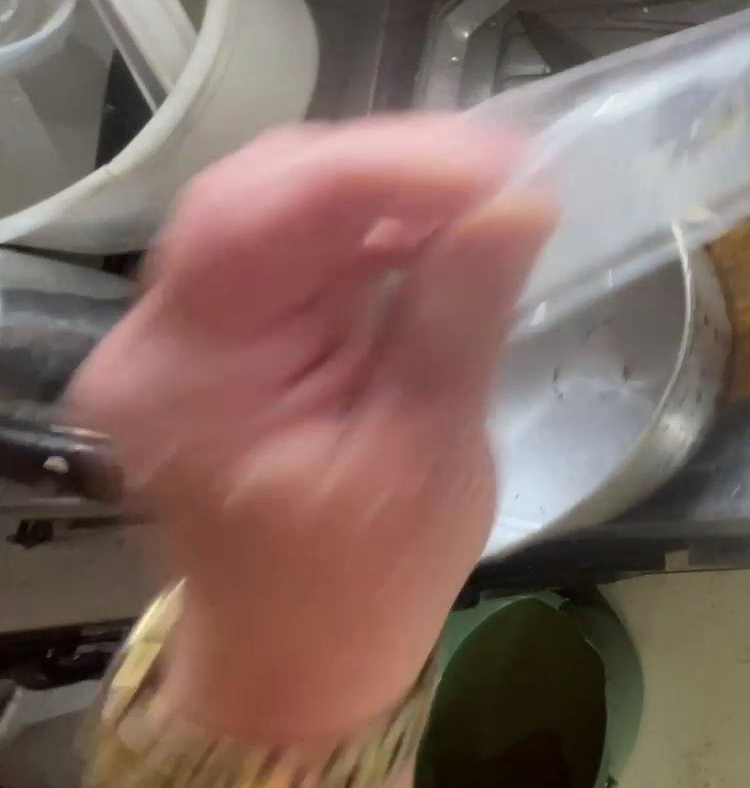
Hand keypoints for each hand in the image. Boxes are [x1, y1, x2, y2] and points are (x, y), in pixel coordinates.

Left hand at [69, 117, 553, 744]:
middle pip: (263, 190)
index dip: (387, 171)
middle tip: (511, 163)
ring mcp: (209, 323)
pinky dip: (398, 217)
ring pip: (293, 201)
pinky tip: (460, 221)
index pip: (259, 219)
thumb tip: (522, 204)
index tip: (506, 166)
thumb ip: (464, 312)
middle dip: (396, 160)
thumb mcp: (431, 443)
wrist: (314, 640)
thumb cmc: (371, 568)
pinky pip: (319, 239)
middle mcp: (175, 329)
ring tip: (500, 184)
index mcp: (192, 372)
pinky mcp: (256, 327)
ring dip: (404, 181)